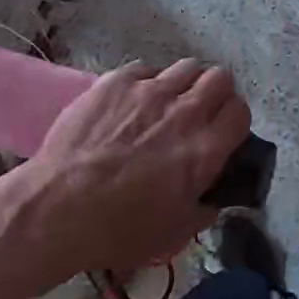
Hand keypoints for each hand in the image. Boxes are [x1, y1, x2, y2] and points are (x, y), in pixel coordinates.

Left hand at [12, 60, 249, 275]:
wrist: (57, 208)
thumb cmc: (119, 229)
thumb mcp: (175, 232)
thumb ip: (206, 209)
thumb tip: (216, 198)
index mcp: (205, 148)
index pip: (240, 112)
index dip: (235, 120)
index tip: (223, 132)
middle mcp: (185, 112)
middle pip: (220, 78)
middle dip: (216, 92)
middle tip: (200, 112)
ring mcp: (150, 91)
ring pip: (187, 66)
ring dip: (185, 83)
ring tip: (169, 102)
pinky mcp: (117, 81)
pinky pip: (146, 69)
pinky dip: (147, 82)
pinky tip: (133, 102)